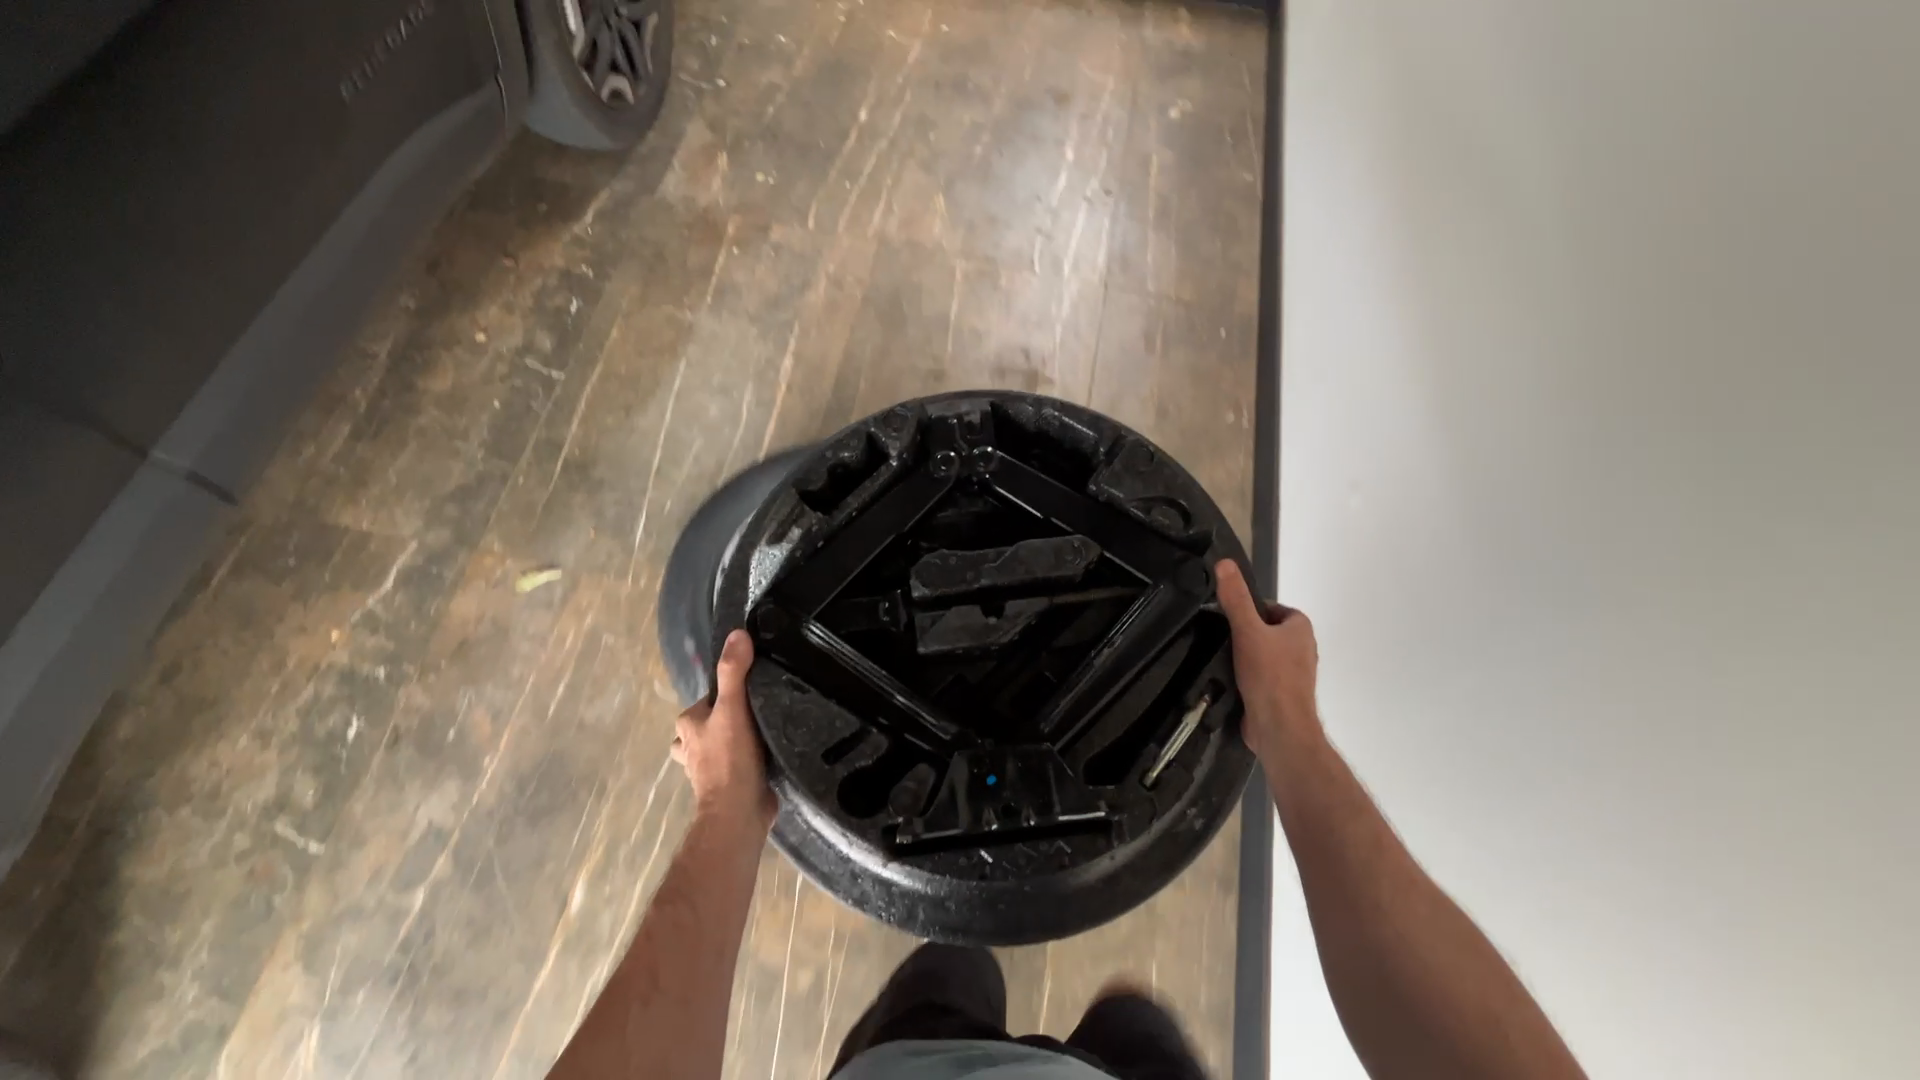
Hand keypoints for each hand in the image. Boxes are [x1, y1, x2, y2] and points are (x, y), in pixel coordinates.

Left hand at [671, 630, 774, 830]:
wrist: (738, 812)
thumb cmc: (730, 759)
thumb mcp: (733, 708)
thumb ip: (734, 672)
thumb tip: (737, 633)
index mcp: (687, 724)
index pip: (709, 698)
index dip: (730, 693)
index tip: (755, 692)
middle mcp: (691, 745)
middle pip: (713, 720)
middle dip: (732, 718)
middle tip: (763, 713)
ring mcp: (707, 767)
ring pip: (721, 743)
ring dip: (738, 740)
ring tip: (765, 733)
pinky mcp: (726, 785)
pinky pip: (736, 763)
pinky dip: (746, 760)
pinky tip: (765, 757)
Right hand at [1214, 560, 1319, 761]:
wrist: (1279, 727)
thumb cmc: (1268, 675)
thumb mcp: (1247, 630)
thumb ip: (1235, 598)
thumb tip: (1224, 563)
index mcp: (1300, 629)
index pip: (1271, 608)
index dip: (1249, 610)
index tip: (1228, 619)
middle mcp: (1302, 649)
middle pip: (1266, 631)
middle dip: (1245, 635)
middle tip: (1222, 639)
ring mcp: (1294, 674)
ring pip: (1263, 655)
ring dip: (1244, 657)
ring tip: (1223, 660)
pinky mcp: (1282, 695)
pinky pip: (1261, 677)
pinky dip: (1246, 677)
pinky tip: (1230, 681)